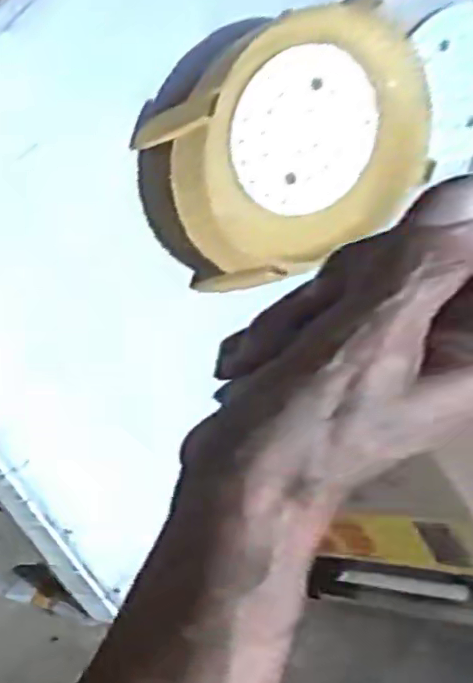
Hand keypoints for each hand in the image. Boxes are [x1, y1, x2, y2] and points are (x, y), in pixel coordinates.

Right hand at [184, 178, 472, 533]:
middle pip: (411, 264)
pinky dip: (269, 339)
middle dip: (328, 296)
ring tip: (256, 364)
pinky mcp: (347, 356)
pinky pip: (313, 316)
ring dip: (285, 322)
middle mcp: (460, 340)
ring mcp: (401, 348)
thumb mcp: (355, 352)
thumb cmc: (301, 435)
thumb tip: (462, 193)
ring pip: (350, 289)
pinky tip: (248, 369)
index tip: (352, 285)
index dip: (418, 253)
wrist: (234, 489)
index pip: (470, 258)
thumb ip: (412, 273)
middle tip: (289, 336)